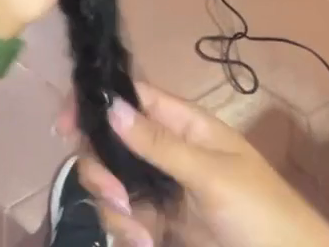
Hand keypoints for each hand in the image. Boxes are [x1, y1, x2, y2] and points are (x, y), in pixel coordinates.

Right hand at [64, 81, 328, 246]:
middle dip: (99, 166)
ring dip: (113, 205)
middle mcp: (165, 151)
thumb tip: (109, 104)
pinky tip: (144, 244)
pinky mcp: (159, 226)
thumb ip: (158, 143)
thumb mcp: (213, 176)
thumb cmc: (265, 216)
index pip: (129, 96)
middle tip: (112, 194)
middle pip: (108, 141)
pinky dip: (125, 230)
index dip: (94, 102)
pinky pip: (123, 218)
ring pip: (110, 181)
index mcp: (183, 125)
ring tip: (138, 231)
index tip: (64, 124)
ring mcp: (161, 190)